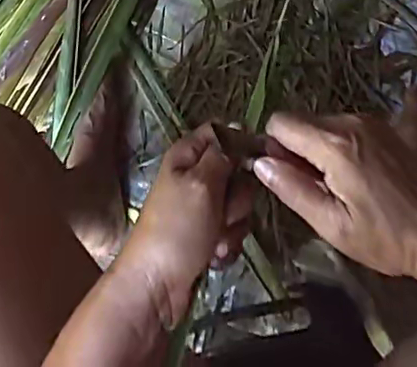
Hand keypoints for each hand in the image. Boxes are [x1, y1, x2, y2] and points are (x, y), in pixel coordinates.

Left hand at [114, 125, 253, 327]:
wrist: (156, 288)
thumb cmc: (177, 228)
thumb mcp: (201, 183)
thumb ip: (223, 155)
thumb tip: (239, 129)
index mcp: (187, 154)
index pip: (222, 132)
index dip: (242, 143)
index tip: (259, 159)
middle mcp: (196, 175)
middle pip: (237, 171)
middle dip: (236, 197)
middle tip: (220, 212)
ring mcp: (202, 207)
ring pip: (239, 204)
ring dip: (232, 226)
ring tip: (214, 240)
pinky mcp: (208, 234)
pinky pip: (234, 230)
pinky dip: (228, 244)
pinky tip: (213, 256)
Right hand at [254, 112, 416, 277]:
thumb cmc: (384, 238)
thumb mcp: (332, 225)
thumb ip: (292, 189)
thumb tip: (260, 162)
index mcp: (334, 144)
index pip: (280, 122)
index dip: (274, 147)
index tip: (287, 175)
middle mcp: (349, 121)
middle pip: (300, 121)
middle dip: (296, 150)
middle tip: (316, 188)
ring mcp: (367, 119)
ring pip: (320, 123)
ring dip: (318, 148)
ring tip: (340, 185)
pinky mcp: (380, 125)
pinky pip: (341, 126)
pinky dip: (337, 145)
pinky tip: (356, 176)